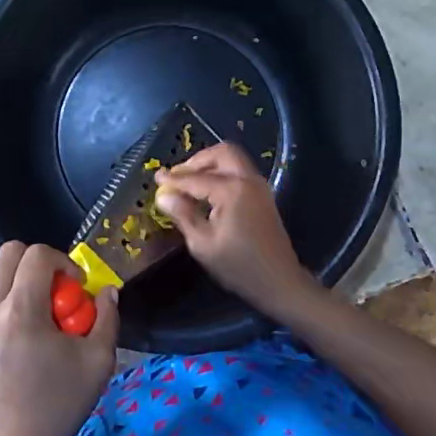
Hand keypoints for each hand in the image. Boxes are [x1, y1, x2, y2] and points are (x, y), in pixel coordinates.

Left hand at [0, 242, 119, 435]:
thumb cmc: (60, 403)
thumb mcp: (98, 360)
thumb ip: (106, 317)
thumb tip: (107, 292)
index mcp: (21, 309)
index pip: (37, 255)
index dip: (63, 261)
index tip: (77, 289)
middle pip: (9, 254)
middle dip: (39, 262)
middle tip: (58, 292)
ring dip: (24, 285)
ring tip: (44, 322)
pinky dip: (11, 307)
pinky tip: (27, 342)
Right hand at [154, 142, 315, 308]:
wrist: (280, 282)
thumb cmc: (239, 267)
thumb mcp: (203, 245)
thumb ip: (183, 215)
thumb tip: (164, 195)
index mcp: (232, 191)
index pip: (196, 178)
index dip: (173, 179)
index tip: (156, 178)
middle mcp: (248, 180)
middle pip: (221, 153)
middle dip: (197, 161)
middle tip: (178, 176)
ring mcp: (259, 186)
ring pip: (232, 159)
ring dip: (210, 164)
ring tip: (189, 183)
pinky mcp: (263, 194)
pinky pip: (239, 171)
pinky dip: (221, 173)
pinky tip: (206, 192)